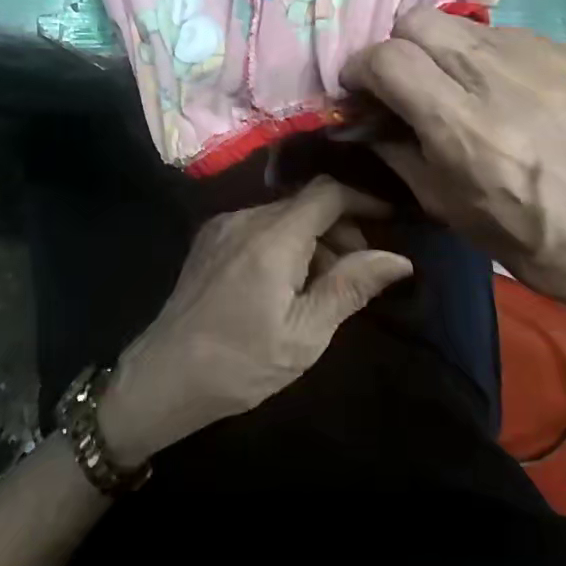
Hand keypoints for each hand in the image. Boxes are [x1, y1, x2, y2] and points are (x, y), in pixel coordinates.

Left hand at [96, 178, 413, 467]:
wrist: (167, 372)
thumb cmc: (241, 362)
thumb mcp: (306, 333)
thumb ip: (349, 287)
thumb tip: (399, 259)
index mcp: (271, 237)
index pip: (327, 192)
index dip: (364, 200)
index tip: (392, 222)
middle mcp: (244, 218)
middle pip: (304, 202)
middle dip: (340, 228)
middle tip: (359, 272)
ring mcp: (221, 226)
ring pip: (280, 214)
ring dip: (312, 238)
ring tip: (324, 286)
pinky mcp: (208, 240)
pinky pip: (256, 226)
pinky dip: (283, 242)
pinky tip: (287, 283)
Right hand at [342, 8, 565, 346]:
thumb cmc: (518, 234)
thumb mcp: (435, 198)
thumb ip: (390, 143)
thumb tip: (359, 112)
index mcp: (465, 127)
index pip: (389, 57)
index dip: (362, 66)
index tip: (362, 85)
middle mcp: (507, 81)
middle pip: (420, 20)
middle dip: (400, 46)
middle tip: (409, 79)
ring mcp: (554, 61)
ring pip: (468, 26)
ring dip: (451, 51)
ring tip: (469, 88)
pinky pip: (519, 38)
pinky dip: (502, 62)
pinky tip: (518, 96)